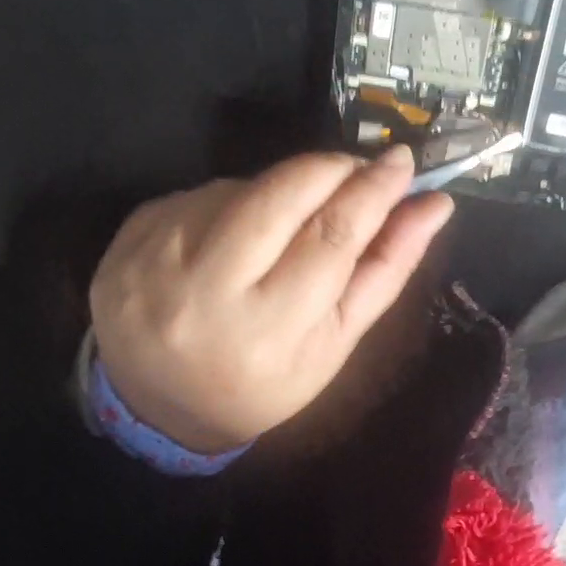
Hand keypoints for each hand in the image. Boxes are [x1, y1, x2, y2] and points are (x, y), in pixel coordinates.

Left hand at [89, 148, 454, 452]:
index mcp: (265, 332)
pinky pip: (205, 191)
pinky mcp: (132, 232)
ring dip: (283, 189)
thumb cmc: (263, 381)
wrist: (157, 403)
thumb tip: (434, 205)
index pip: (331, 237)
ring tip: (289, 227)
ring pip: (245, 186)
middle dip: (331, 168)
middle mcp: (203, 290)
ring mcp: (156, 256)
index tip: (402, 161)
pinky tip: (238, 236)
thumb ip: (385, 271)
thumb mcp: (333, 343)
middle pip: (281, 193)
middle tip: (358, 169)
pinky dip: (237, 201)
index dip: (373, 191)